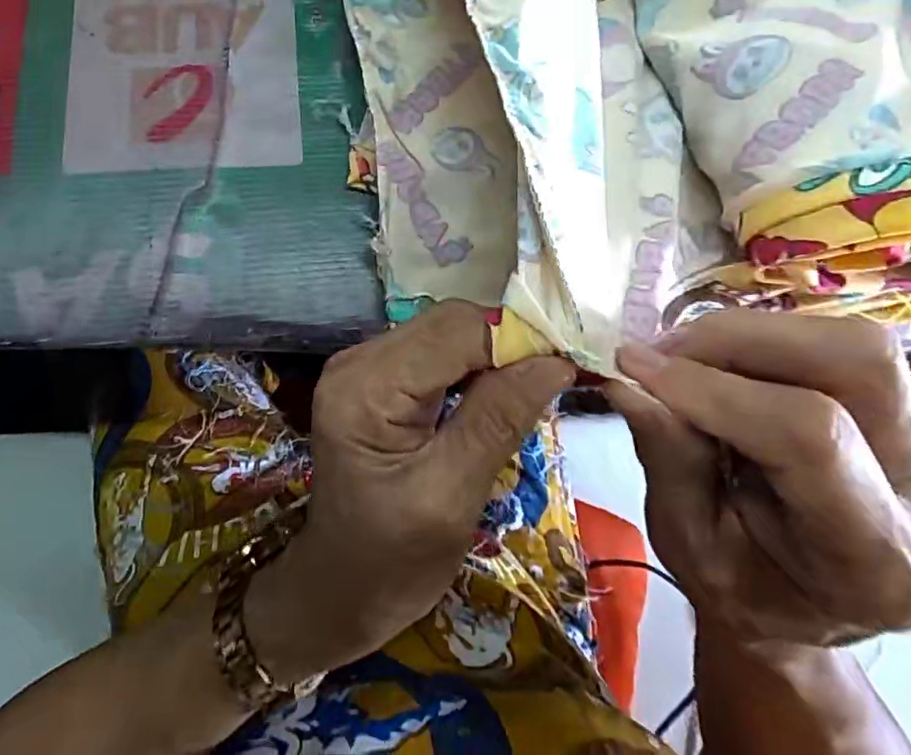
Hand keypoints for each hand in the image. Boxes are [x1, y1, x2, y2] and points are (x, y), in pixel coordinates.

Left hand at [245, 302, 575, 681]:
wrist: (342, 585)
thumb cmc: (393, 558)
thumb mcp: (452, 495)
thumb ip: (498, 420)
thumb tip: (555, 361)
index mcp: (366, 387)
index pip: (455, 331)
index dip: (516, 342)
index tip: (568, 370)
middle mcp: (357, 361)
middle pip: (448, 324)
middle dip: (506, 346)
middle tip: (552, 386)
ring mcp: (362, 367)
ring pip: (444, 334)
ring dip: (491, 357)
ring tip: (529, 395)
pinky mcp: (374, 380)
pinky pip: (433, 354)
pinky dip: (470, 369)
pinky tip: (494, 399)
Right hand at [607, 310, 910, 646]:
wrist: (797, 612)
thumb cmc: (739, 591)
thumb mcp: (686, 545)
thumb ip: (668, 463)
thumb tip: (629, 385)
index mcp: (877, 559)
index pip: (809, 436)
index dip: (712, 389)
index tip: (633, 369)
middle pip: (858, 364)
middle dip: (740, 339)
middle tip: (660, 353)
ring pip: (853, 344)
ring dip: (747, 333)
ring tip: (680, 357)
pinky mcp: (901, 416)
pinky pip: (833, 349)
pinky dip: (756, 340)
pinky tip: (711, 365)